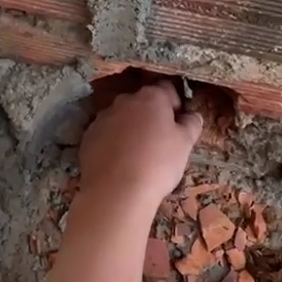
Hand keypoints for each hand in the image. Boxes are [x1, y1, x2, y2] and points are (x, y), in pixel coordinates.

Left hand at [74, 83, 201, 212]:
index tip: (178, 125)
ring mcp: (103, 118)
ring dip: (131, 128)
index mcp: (151, 97)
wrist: (116, 192)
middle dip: (151, 116)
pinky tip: (120, 163)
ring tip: (138, 155)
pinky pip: (106, 134)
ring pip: (122, 117)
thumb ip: (191, 125)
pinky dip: (113, 142)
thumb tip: (193, 115)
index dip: (175, 105)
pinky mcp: (88, 137)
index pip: (167, 89)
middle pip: (142, 102)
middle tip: (160, 141)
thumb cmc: (158, 163)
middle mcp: (125, 101)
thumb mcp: (185, 145)